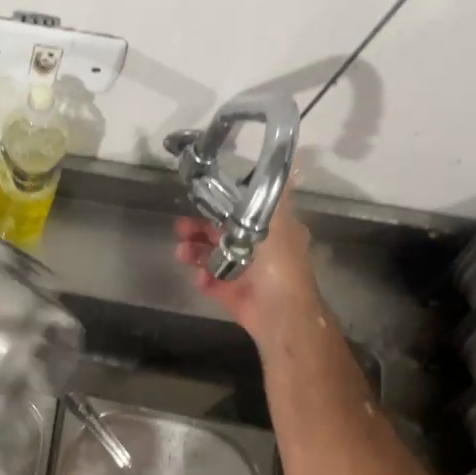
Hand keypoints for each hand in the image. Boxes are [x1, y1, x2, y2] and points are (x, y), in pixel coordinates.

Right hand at [174, 191, 319, 349]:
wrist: (280, 314)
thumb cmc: (279, 264)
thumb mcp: (278, 221)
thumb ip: (276, 195)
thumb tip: (295, 160)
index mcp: (273, 230)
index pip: (243, 211)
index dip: (221, 205)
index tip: (200, 201)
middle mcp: (260, 249)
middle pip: (223, 233)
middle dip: (200, 229)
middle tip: (180, 228)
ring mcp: (246, 273)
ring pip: (214, 256)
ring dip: (196, 252)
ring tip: (181, 253)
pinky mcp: (234, 294)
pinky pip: (212, 282)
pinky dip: (203, 278)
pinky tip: (198, 277)